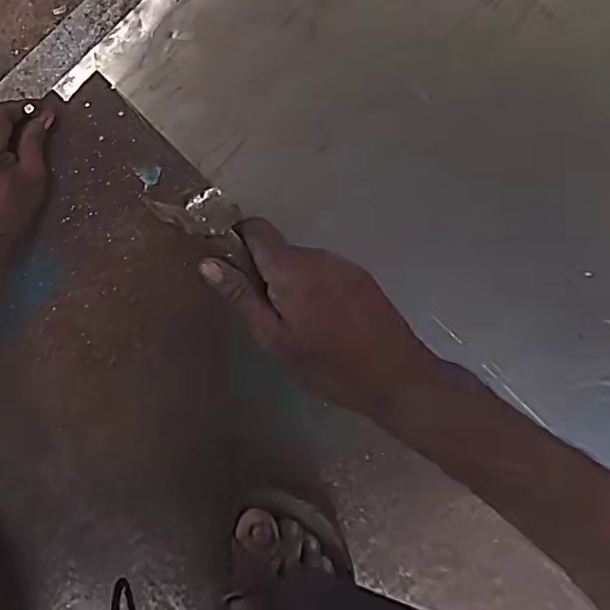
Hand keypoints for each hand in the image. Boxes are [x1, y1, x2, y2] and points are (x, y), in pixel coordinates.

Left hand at [0, 100, 54, 245]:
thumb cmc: (13, 212)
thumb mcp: (33, 173)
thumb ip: (35, 140)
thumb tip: (42, 118)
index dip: (22, 108)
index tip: (41, 111)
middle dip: (12, 112)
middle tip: (35, 119)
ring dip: (4, 122)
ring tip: (26, 131)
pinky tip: (13, 143)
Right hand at [200, 218, 445, 420]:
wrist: (400, 380)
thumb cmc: (330, 366)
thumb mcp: (275, 338)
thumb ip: (242, 296)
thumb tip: (209, 263)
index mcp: (291, 269)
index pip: (255, 228)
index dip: (237, 240)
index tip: (231, 268)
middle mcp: (317, 256)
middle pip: (276, 249)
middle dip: (264, 272)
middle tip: (269, 315)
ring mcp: (342, 263)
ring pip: (299, 262)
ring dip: (290, 282)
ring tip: (301, 324)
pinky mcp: (360, 275)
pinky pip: (322, 271)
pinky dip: (313, 287)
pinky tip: (326, 322)